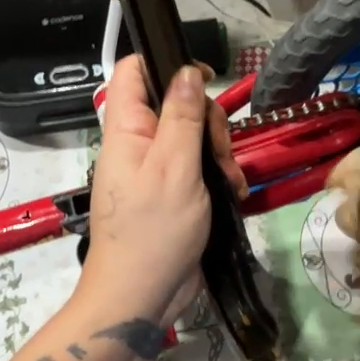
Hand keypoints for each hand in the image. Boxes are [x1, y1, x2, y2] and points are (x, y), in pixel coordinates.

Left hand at [79, 56, 246, 323]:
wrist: (141, 297)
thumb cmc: (154, 231)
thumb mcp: (175, 167)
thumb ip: (182, 116)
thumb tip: (187, 69)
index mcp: (126, 129)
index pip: (133, 72)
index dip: (166, 63)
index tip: (204, 78)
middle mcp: (138, 144)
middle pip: (176, 104)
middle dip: (207, 123)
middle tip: (219, 152)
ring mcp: (156, 170)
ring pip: (193, 137)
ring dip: (219, 155)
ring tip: (230, 184)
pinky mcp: (174, 193)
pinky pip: (199, 169)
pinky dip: (218, 178)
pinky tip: (232, 197)